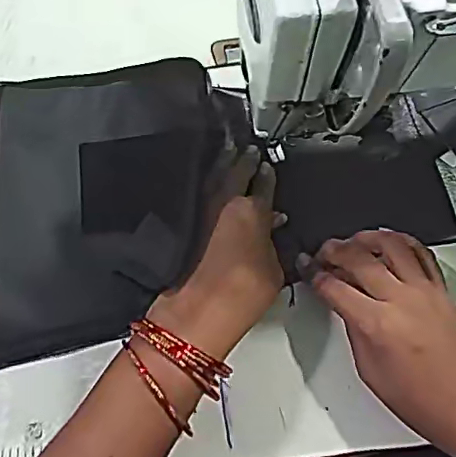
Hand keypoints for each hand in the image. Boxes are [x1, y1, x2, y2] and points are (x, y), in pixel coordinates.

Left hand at [146, 154, 281, 357]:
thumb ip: (272, 242)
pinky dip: (204, 179)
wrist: (196, 308)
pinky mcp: (181, 217)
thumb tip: (270, 230)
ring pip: (213, 172)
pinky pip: (197, 187)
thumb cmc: (238, 293)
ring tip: (228, 151)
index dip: (268, 174)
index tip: (268, 166)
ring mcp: (199, 206)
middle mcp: (223, 200)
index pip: (265, 184)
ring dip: (222, 161)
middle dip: (244, 157)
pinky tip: (206, 177)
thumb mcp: (274, 269)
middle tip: (249, 148)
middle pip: (236, 168)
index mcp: (252, 209)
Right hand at [307, 230, 455, 456]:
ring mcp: (425, 293)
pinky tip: (389, 243)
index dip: (314, 274)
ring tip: (352, 241)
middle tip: (322, 253)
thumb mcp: (371, 372)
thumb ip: (354, 331)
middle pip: (358, 257)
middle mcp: (402, 301)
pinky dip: (402, 241)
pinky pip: (421, 253)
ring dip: (365, 237)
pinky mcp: (442, 292)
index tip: (307, 268)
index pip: (334, 286)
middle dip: (333, 250)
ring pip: (390, 244)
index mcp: (378, 325)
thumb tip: (344, 306)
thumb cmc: (427, 402)